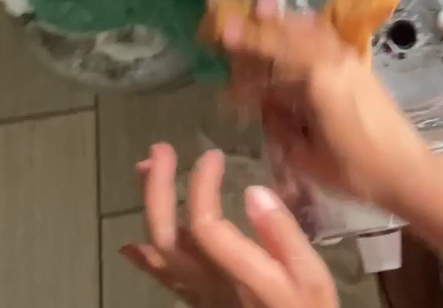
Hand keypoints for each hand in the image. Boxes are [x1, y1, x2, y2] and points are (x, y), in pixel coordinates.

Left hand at [119, 144, 338, 307]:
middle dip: (159, 190)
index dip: (201, 186)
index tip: (213, 154)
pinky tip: (130, 245)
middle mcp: (212, 286)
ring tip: (145, 170)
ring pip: (161, 254)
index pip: (206, 226)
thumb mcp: (312, 276)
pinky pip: (164, 279)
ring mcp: (201, 297)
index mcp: (243, 274)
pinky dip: (145, 258)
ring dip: (149, 210)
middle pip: (170, 240)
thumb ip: (284, 235)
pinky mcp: (200, 303)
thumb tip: (253, 190)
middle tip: (159, 150)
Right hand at [220, 0, 434, 209]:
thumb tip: (264, 103)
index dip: (247, 40)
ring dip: (285, 21)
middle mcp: (333, 59)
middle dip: (262, 23)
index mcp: (318, 78)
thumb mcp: (307, 157)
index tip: (223, 31)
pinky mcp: (359, 65)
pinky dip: (309, 27)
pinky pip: (327, 36)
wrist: (407, 169)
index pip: (275, 51)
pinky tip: (300, 25)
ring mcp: (349, 58)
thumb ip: (281, 126)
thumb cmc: (357, 171)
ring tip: (264, 8)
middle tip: (235, 14)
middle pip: (290, 32)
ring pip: (310, 29)